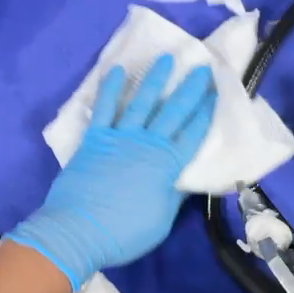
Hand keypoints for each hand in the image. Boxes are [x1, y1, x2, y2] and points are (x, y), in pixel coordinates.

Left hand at [8, 54, 216, 290]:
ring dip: (154, 80)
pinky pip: (104, 108)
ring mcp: (119, 138)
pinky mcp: (94, 139)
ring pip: (141, 102)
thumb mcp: (161, 221)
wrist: (77, 231)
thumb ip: (172, 196)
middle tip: (202, 68)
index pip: (193, 134)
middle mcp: (147, 145)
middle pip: (173, 112)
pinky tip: (117, 70)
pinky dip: (110, 88)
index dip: (206, 113)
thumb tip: (184, 179)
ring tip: (167, 59)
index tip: (216, 93)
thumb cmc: (123, 233)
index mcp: (167, 166)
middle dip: (190, 90)